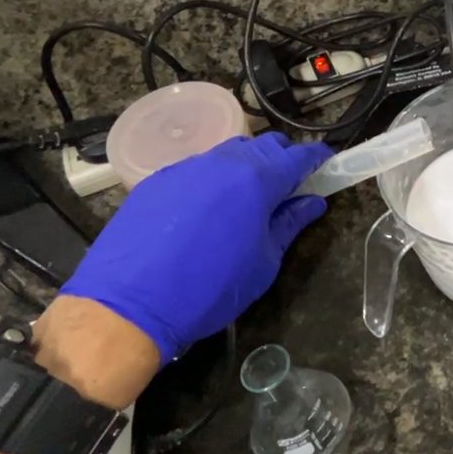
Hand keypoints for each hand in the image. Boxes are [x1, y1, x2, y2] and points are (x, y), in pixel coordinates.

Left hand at [61, 133, 333, 361]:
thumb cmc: (209, 288)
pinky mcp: (157, 181)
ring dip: (248, 165)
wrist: (126, 309)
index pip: (300, 155)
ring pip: (229, 153)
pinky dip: (214, 179)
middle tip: (289, 185)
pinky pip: (197, 169)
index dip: (317, 158)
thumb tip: (312, 203)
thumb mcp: (264, 263)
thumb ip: (290, 225)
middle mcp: (224, 163)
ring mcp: (187, 168)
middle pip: (265, 145)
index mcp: (258, 180)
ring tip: (248, 195)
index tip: (326, 165)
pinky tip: (207, 209)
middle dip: (284, 158)